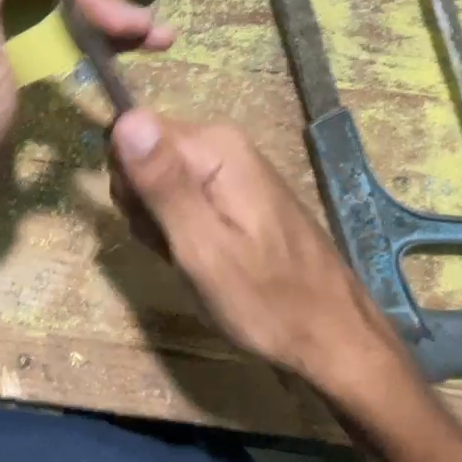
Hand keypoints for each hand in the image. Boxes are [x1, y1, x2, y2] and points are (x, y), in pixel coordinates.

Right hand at [109, 112, 403, 394]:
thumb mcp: (203, 248)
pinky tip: (200, 259)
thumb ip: (162, 183)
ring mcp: (231, 169)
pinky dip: (178, 230)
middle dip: (143, 204)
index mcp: (214, 146)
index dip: (128, 182)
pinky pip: (180, 197)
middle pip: (143, 154)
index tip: (150, 224)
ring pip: (156, 180)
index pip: (130, 132)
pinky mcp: (234, 193)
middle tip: (174, 248)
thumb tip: (125, 119)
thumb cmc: (269, 302)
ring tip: (190, 260)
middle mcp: (222, 144)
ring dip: (158, 223)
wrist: (336, 342)